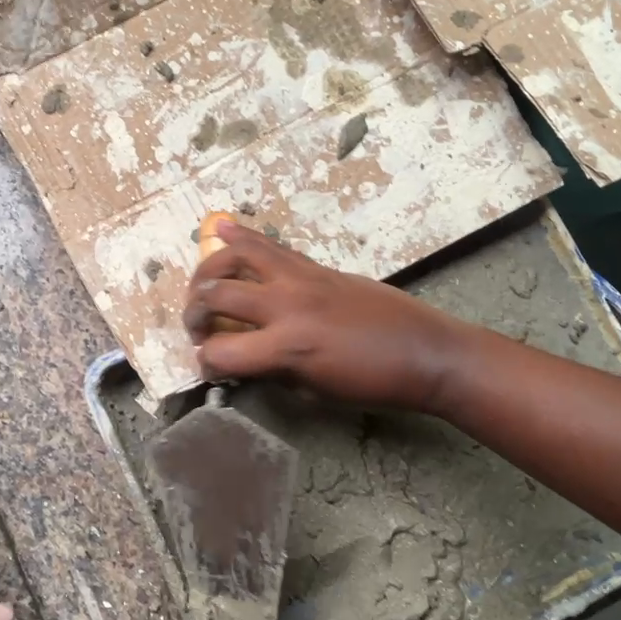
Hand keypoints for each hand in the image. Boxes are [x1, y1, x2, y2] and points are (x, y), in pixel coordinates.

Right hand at [182, 219, 476, 412]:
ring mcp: (300, 279)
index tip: (209, 367)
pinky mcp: (315, 266)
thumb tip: (240, 361)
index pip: (221, 352)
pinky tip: (222, 229)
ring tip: (200, 283)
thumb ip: (271, 371)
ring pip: (236, 257)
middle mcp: (285, 305)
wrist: (426, 351)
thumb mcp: (314, 391)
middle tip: (197, 328)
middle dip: (194, 314)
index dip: (206, 363)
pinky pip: (271, 246)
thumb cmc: (373, 383)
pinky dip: (243, 237)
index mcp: (286, 348)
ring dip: (208, 269)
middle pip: (216, 296)